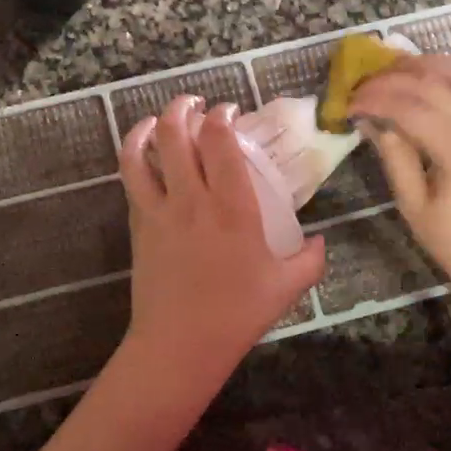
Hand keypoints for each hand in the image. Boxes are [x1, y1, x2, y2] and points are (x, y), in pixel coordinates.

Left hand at [118, 95, 324, 370]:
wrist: (180, 345)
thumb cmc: (237, 315)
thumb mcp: (286, 288)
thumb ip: (309, 260)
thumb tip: (320, 241)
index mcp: (234, 207)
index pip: (220, 141)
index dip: (222, 116)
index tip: (230, 112)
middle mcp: (193, 199)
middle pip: (176, 134)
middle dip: (183, 108)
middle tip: (196, 105)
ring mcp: (159, 211)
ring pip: (143, 152)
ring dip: (149, 126)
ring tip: (158, 119)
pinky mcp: (138, 226)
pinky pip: (130, 181)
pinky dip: (134, 158)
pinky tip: (142, 156)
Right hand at [348, 55, 450, 282]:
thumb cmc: (449, 236)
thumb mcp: (412, 202)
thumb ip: (394, 156)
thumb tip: (372, 122)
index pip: (408, 108)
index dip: (374, 101)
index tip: (349, 105)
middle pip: (432, 84)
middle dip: (391, 79)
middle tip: (363, 86)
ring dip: (430, 64)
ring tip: (398, 67)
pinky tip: (439, 76)